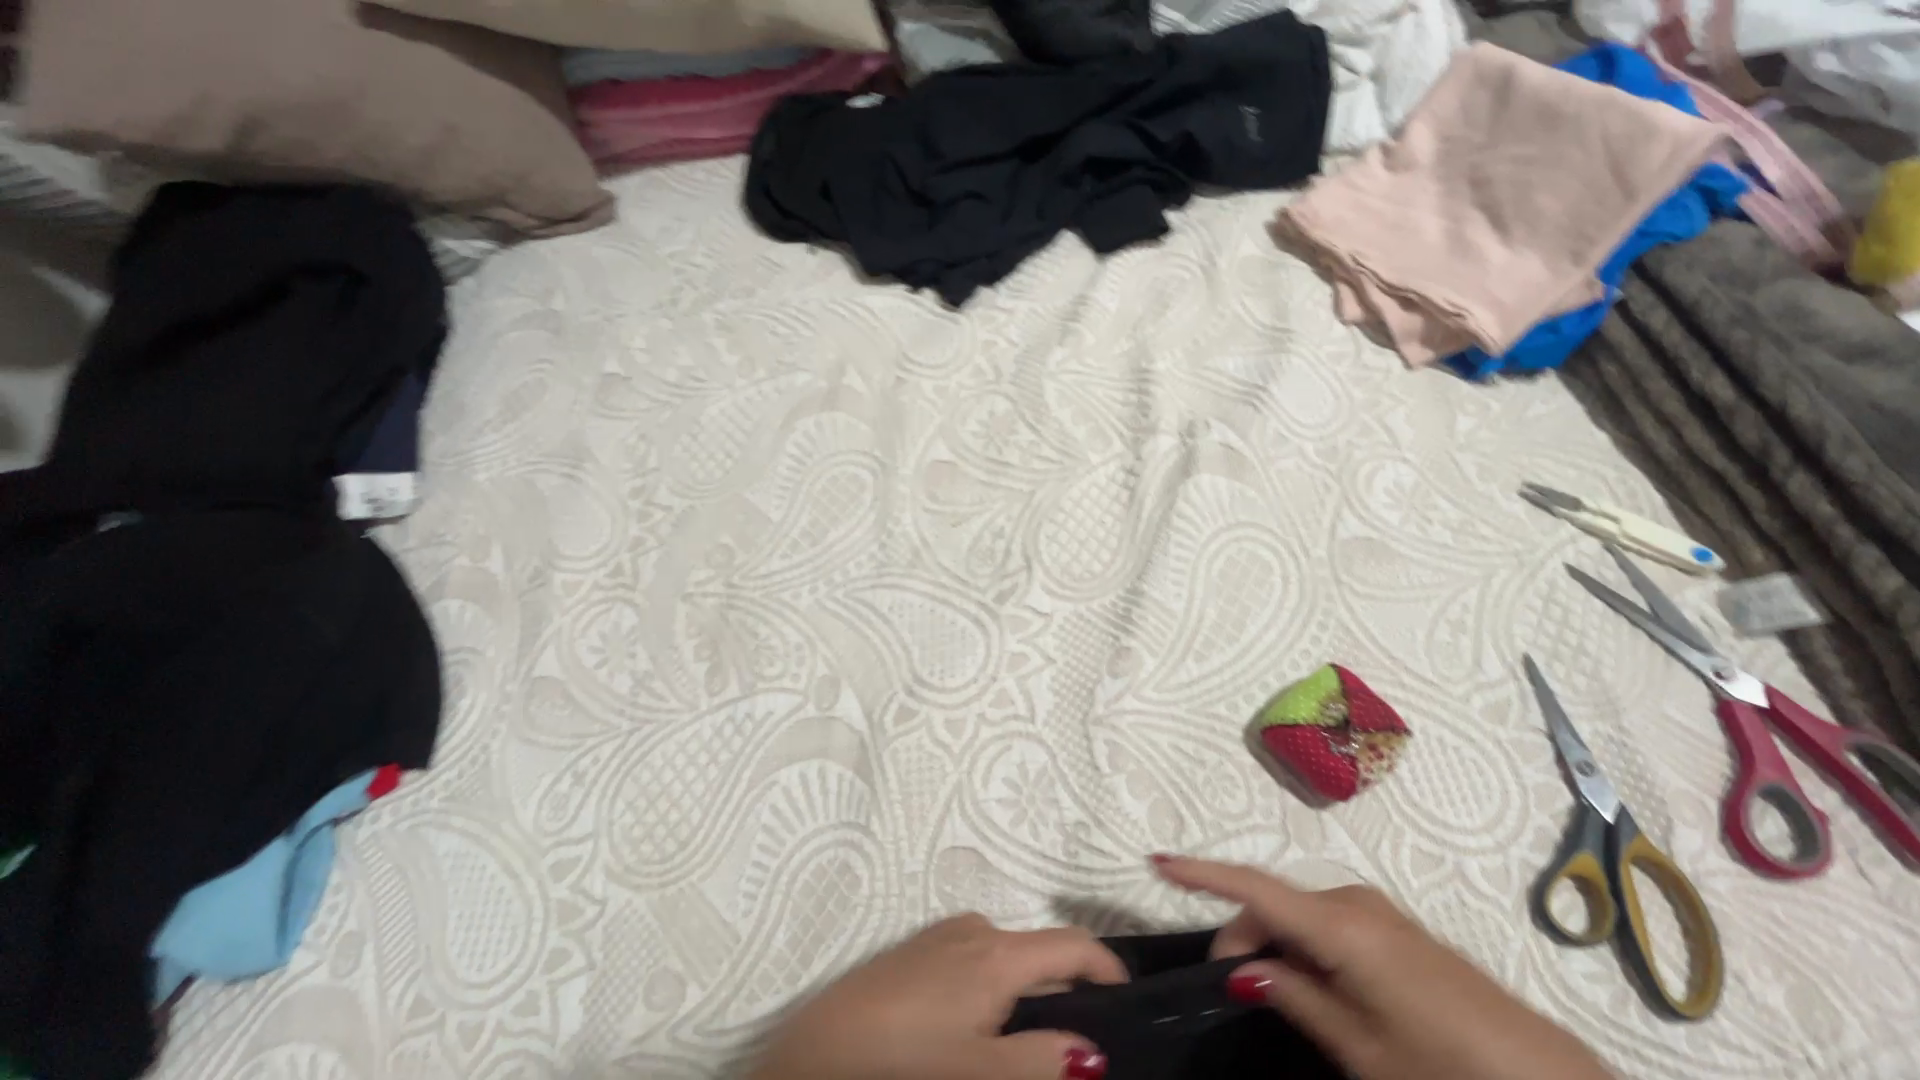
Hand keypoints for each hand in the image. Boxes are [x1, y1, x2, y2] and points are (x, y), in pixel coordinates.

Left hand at [746, 913, 1126, 1079]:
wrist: (814, 1057)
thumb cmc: (906, 1060)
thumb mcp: (981, 1071)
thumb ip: (1043, 1060)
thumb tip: (1091, 1051)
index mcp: (996, 952)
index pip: (1072, 944)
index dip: (1108, 969)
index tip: (1128, 1006)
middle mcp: (972, 930)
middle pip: (1038, 953)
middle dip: (1063, 993)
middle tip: (1070, 1045)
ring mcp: (937, 939)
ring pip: (1003, 960)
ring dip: (1024, 995)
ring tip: (1021, 1045)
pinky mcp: (910, 954)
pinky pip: (971, 963)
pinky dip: (990, 991)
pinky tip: (971, 1032)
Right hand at [1154, 856, 1614, 1079]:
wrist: (1546, 1079)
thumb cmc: (1444, 1066)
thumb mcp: (1360, 1046)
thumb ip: (1295, 997)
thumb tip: (1242, 968)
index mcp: (1341, 927)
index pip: (1254, 888)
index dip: (1202, 874)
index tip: (1156, 861)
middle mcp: (1356, 903)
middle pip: (1274, 903)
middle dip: (1242, 935)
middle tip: (1229, 991)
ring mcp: (1380, 913)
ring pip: (1300, 914)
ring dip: (1273, 942)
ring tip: (1270, 995)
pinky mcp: (1397, 930)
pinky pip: (1329, 924)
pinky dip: (1304, 945)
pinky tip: (1310, 986)